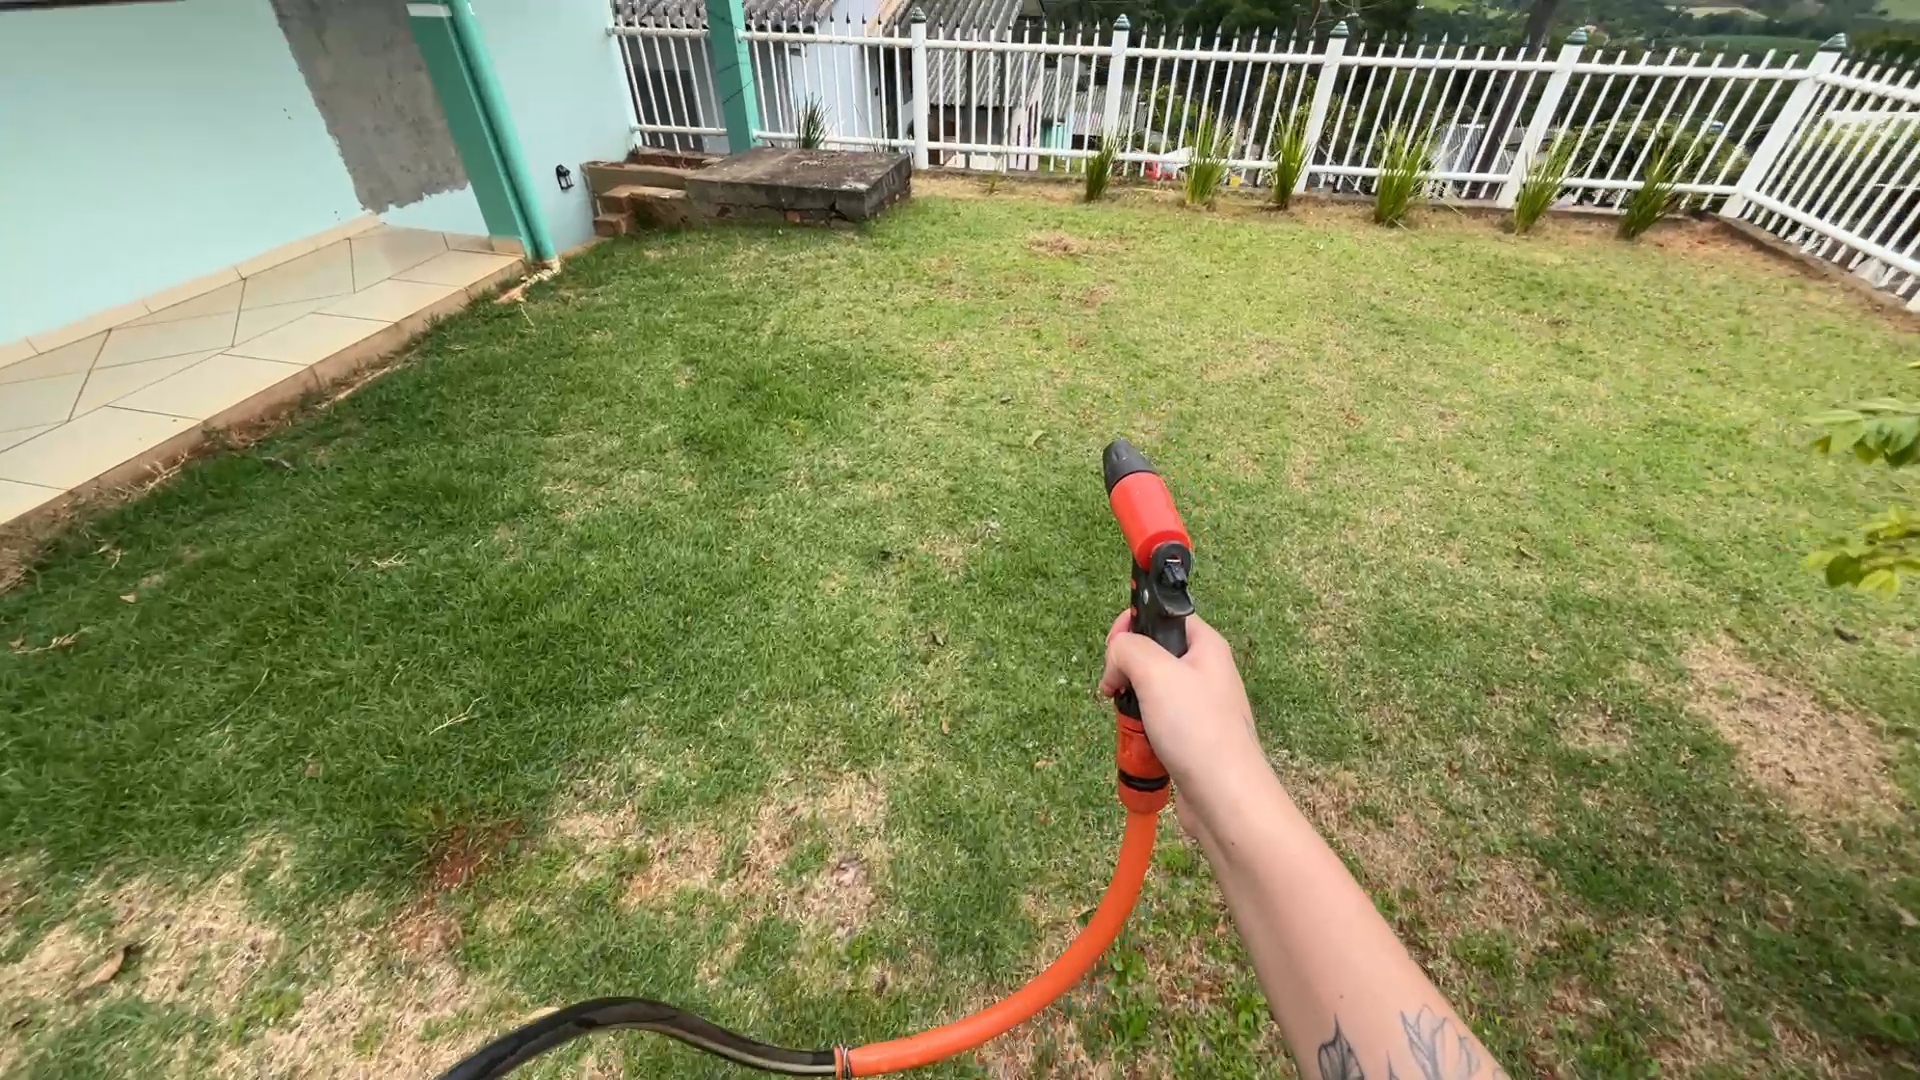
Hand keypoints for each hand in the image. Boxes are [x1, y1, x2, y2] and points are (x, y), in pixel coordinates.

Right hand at [1097, 610, 1260, 789]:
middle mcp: (1206, 671)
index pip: (1165, 616)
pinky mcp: (1190, 737)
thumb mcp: (1155, 671)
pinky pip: (1156, 719)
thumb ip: (1127, 648)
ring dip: (1131, 701)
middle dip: (1126, 667)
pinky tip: (1139, 739)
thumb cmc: (1195, 727)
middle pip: (1152, 653)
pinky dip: (1141, 727)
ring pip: (1150, 689)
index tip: (1113, 648)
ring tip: (1128, 717)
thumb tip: (1116, 661)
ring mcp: (1199, 706)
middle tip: (1116, 686)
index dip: (1134, 624)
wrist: (1224, 797)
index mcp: (1206, 646)